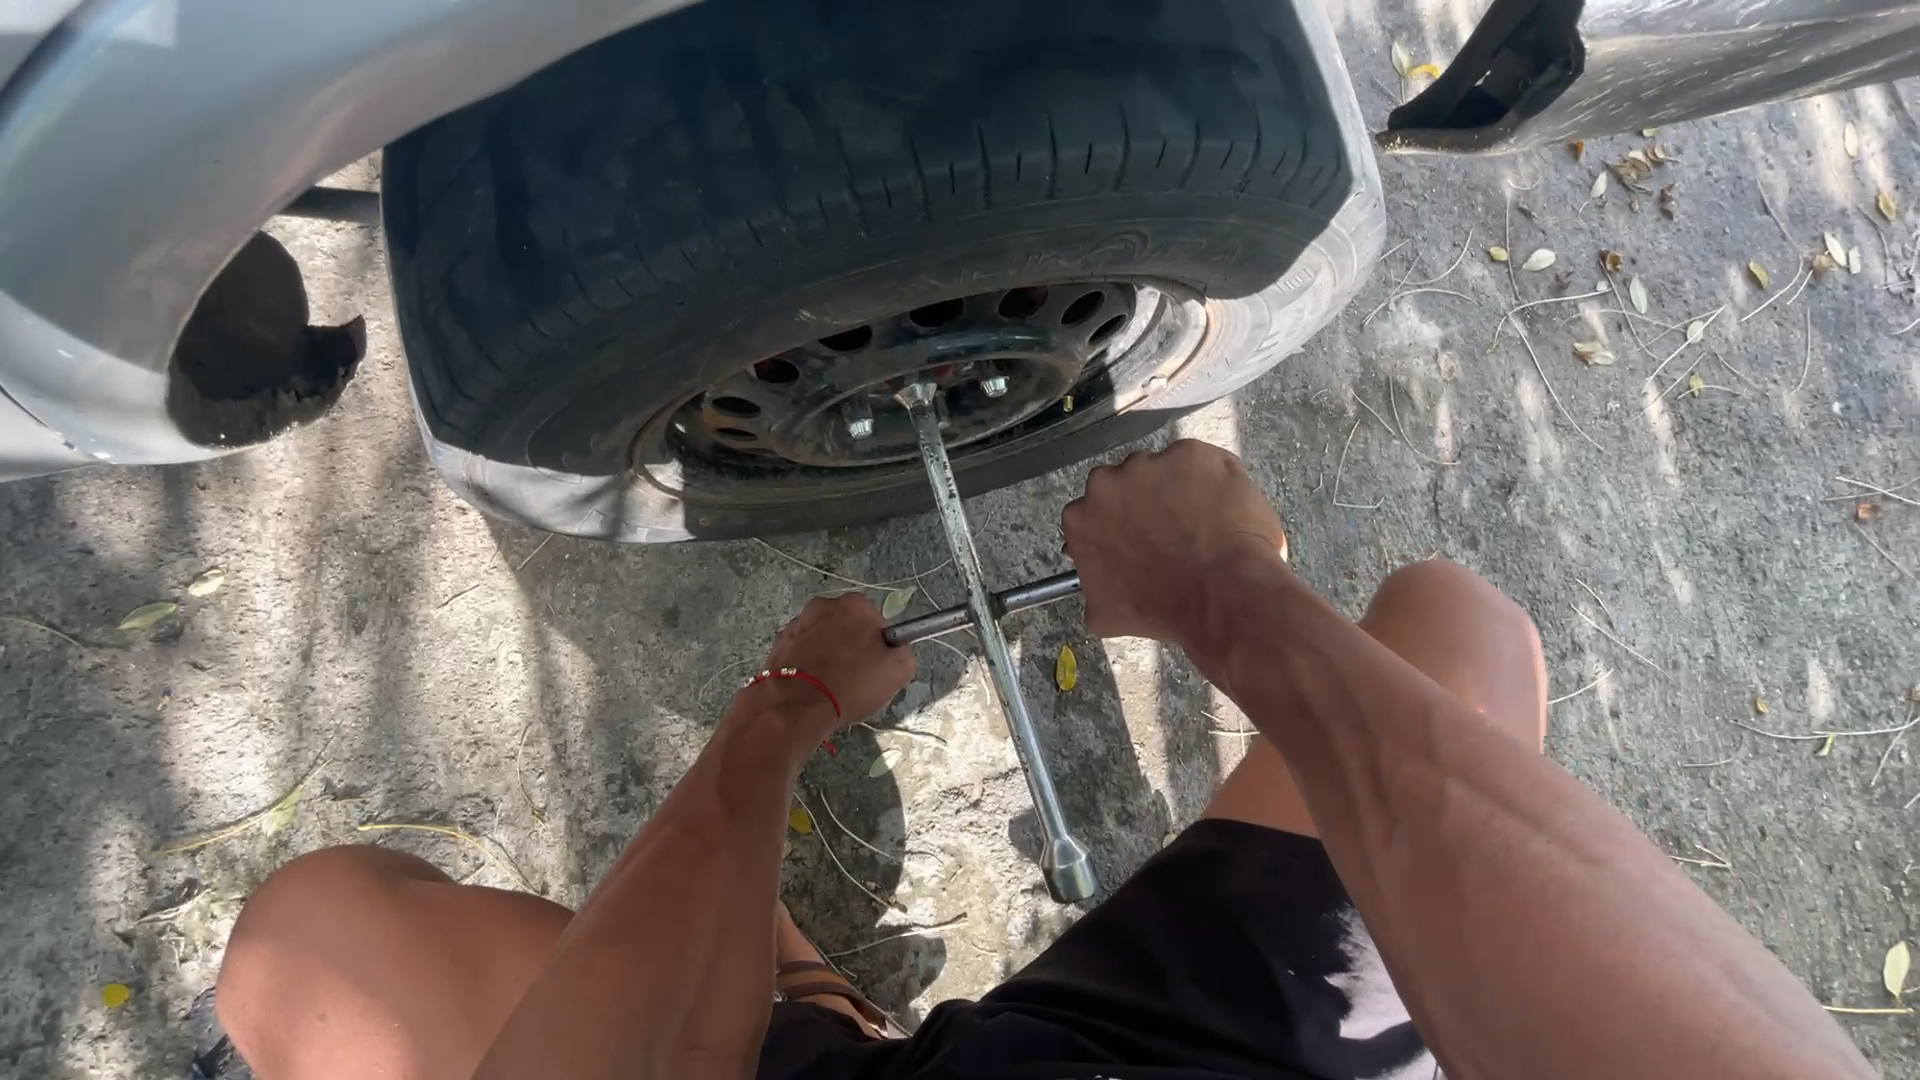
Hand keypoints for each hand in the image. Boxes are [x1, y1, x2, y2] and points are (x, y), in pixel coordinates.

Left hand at [750, 593, 915, 737]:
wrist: (796, 706)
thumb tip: (894, 650)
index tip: (875, 666)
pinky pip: (802, 652)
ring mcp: (797, 623)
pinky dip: (808, 665)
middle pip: (847, 627)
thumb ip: (903, 651)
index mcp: (855, 604)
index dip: (878, 645)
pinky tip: (812, 687)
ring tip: (831, 685)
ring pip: (823, 639)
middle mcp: (824, 605)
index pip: (876, 621)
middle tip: (855, 677)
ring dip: (828, 655)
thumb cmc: (852, 684)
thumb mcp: (899, 671)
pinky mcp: (778, 643)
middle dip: (851, 646)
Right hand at [1062, 440, 1288, 645]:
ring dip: (1178, 488)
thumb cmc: (1167, 609)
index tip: (1139, 537)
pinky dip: (1211, 480)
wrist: (1222, 597)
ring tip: (1203, 522)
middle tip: (1171, 530)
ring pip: (1163, 469)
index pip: (1094, 512)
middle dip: (1144, 501)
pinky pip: (1200, 463)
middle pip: (1124, 483)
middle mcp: (1107, 483)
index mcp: (1081, 518)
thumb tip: (1096, 588)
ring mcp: (1150, 463)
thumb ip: (1093, 585)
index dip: (1119, 523)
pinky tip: (1223, 511)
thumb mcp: (1107, 614)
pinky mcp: (1190, 454)